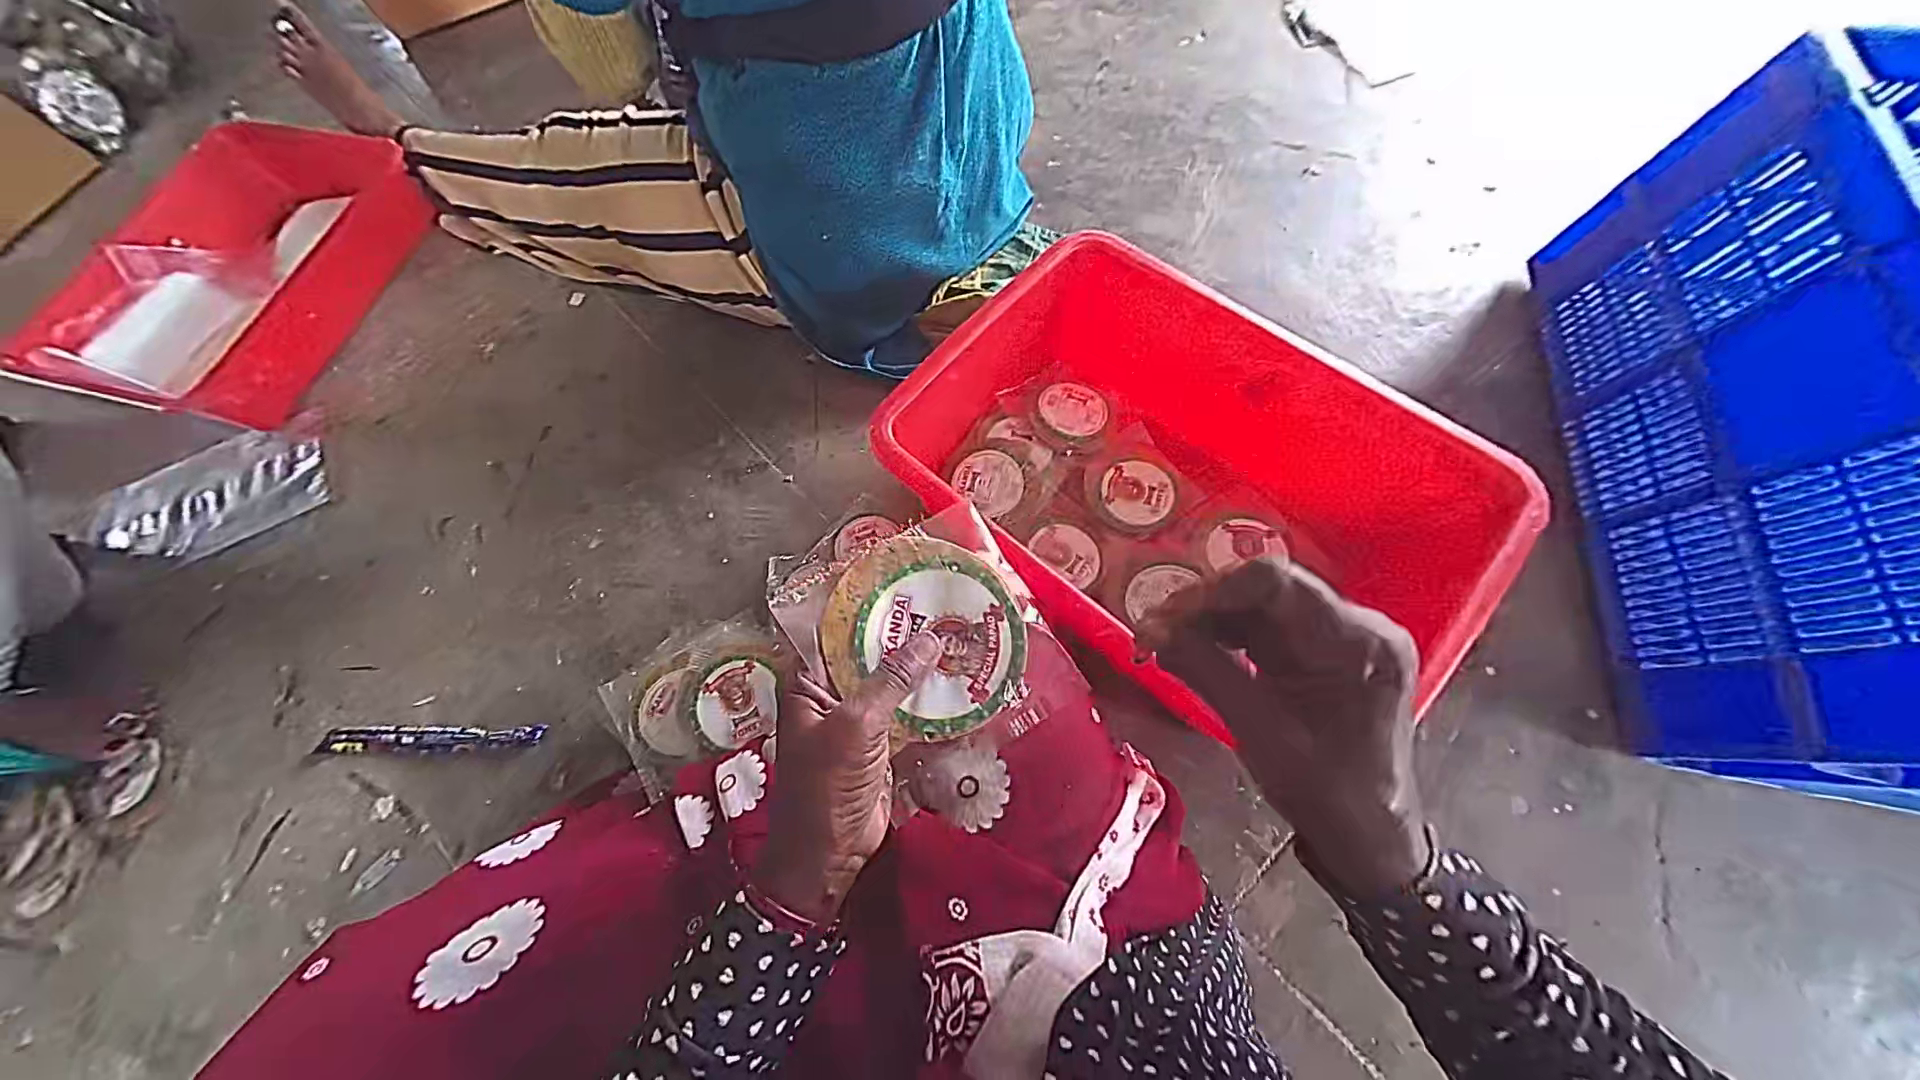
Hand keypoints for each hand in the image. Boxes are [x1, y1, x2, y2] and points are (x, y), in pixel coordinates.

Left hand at [752, 632, 942, 922]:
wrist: (830, 855)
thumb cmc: (826, 788)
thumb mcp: (856, 726)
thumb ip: (890, 681)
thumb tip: (929, 638)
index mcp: (808, 682)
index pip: (830, 629)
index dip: (859, 604)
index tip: (893, 579)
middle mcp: (830, 693)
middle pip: (865, 653)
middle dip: (899, 632)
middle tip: (936, 603)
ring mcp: (857, 717)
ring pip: (888, 680)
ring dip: (916, 664)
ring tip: (953, 632)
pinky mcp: (880, 740)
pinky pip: (904, 708)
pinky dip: (925, 696)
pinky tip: (955, 678)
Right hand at [1138, 557, 1429, 895]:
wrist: (1365, 833)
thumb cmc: (1325, 792)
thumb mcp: (1260, 731)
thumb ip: (1206, 671)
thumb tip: (1151, 630)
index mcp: (1357, 643)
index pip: (1277, 584)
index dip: (1213, 590)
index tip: (1164, 615)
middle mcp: (1353, 625)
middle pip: (1263, 589)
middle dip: (1201, 606)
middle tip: (1152, 629)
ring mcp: (1335, 635)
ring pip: (1255, 604)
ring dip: (1204, 619)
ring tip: (1161, 641)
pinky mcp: (1316, 648)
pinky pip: (1259, 626)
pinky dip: (1220, 635)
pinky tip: (1189, 649)